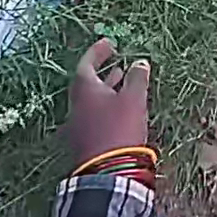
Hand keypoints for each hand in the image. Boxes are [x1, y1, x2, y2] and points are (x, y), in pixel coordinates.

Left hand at [65, 38, 150, 169]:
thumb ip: (137, 78)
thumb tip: (140, 62)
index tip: (110, 43)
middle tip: (117, 61)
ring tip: (123, 81)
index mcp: (84, 90)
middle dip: (103, 70)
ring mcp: (78, 124)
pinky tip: (121, 107)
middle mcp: (76, 105)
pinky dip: (106, 104)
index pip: (87, 63)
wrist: (107, 172)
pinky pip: (94, 113)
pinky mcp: (85, 139)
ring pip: (91, 99)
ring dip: (106, 87)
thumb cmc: (119, 127)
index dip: (98, 51)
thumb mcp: (133, 98)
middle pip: (87, 82)